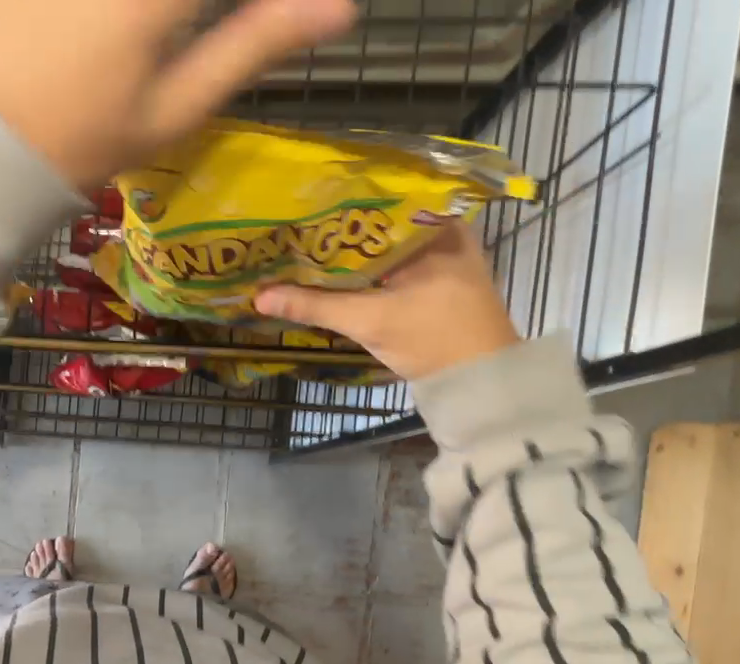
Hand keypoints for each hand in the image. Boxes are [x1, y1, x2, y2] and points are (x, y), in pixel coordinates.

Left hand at [0, 0, 357, 190]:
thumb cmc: (78, 147)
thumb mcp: (170, 112)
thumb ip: (254, 44)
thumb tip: (341, 7)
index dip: (260, 5)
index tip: (248, 21)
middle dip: (182, 12)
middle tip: (173, 36)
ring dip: (147, 15)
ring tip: (133, 41)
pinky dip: (79, 12)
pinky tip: (79, 30)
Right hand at [253, 225, 520, 381]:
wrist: (479, 382)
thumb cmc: (433, 340)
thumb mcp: (369, 321)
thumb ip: (315, 306)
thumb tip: (260, 296)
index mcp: (436, 226)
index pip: (377, 205)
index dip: (334, 211)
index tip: (296, 214)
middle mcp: (441, 235)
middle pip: (376, 230)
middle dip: (335, 238)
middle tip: (289, 237)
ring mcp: (439, 263)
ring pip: (380, 253)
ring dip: (344, 260)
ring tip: (300, 256)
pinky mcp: (433, 288)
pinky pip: (388, 272)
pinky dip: (360, 278)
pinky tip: (329, 282)